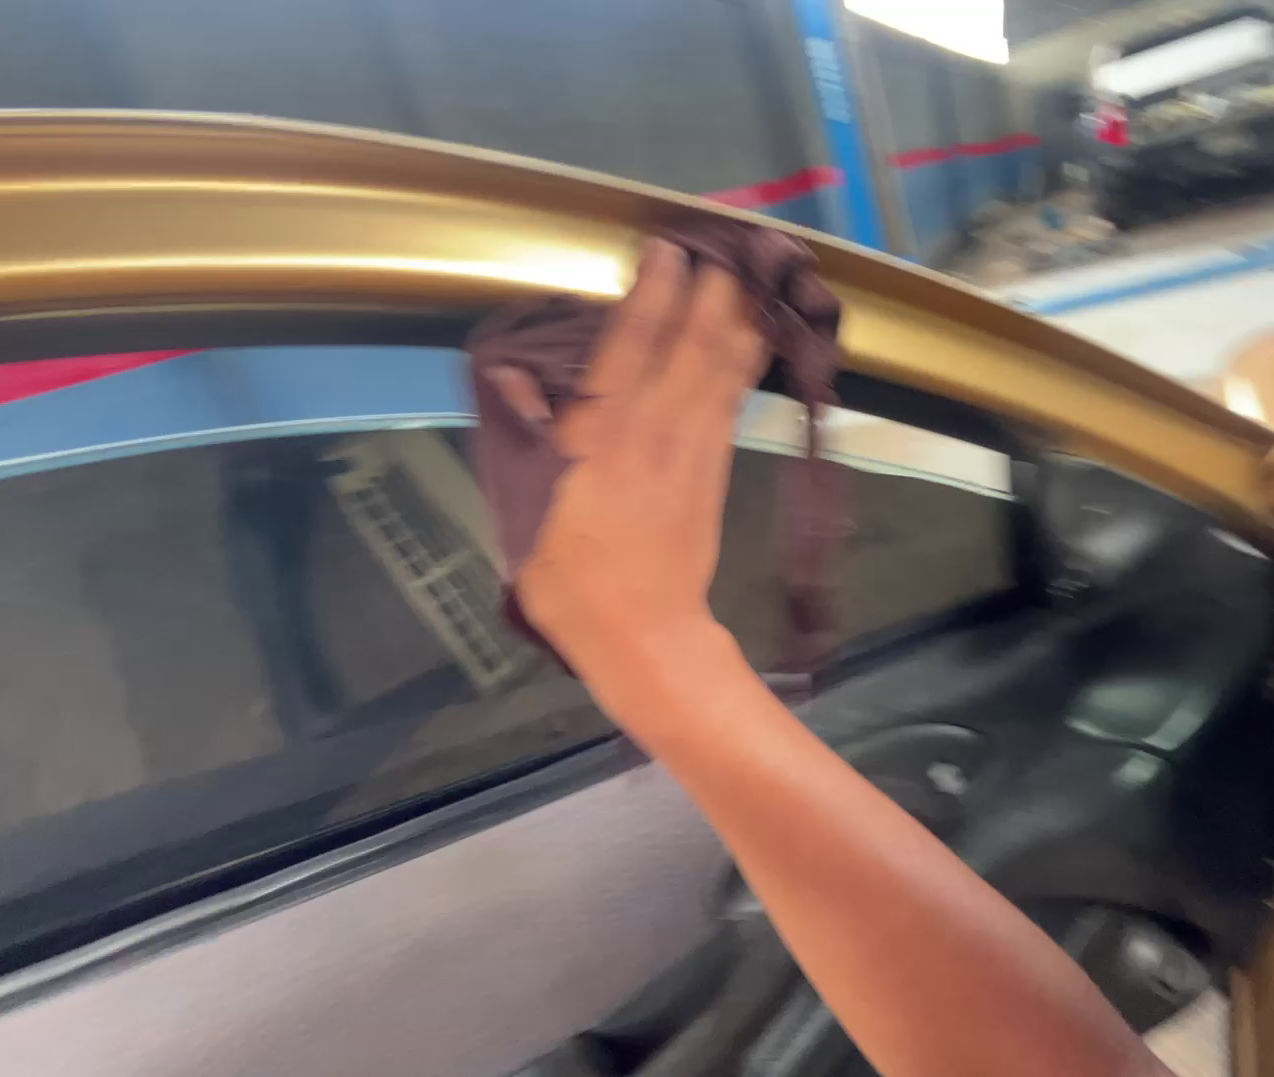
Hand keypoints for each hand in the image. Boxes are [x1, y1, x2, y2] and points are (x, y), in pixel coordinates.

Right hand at [500, 238, 767, 658]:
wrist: (642, 631)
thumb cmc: (568, 577)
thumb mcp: (522, 512)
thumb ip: (522, 440)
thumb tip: (519, 380)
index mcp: (599, 433)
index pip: (631, 343)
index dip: (654, 290)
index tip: (668, 250)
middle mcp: (653, 428)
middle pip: (691, 343)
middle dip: (711, 290)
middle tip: (725, 247)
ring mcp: (693, 448)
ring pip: (722, 368)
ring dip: (737, 317)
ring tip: (752, 274)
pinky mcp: (716, 470)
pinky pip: (732, 404)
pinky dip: (744, 365)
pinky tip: (754, 339)